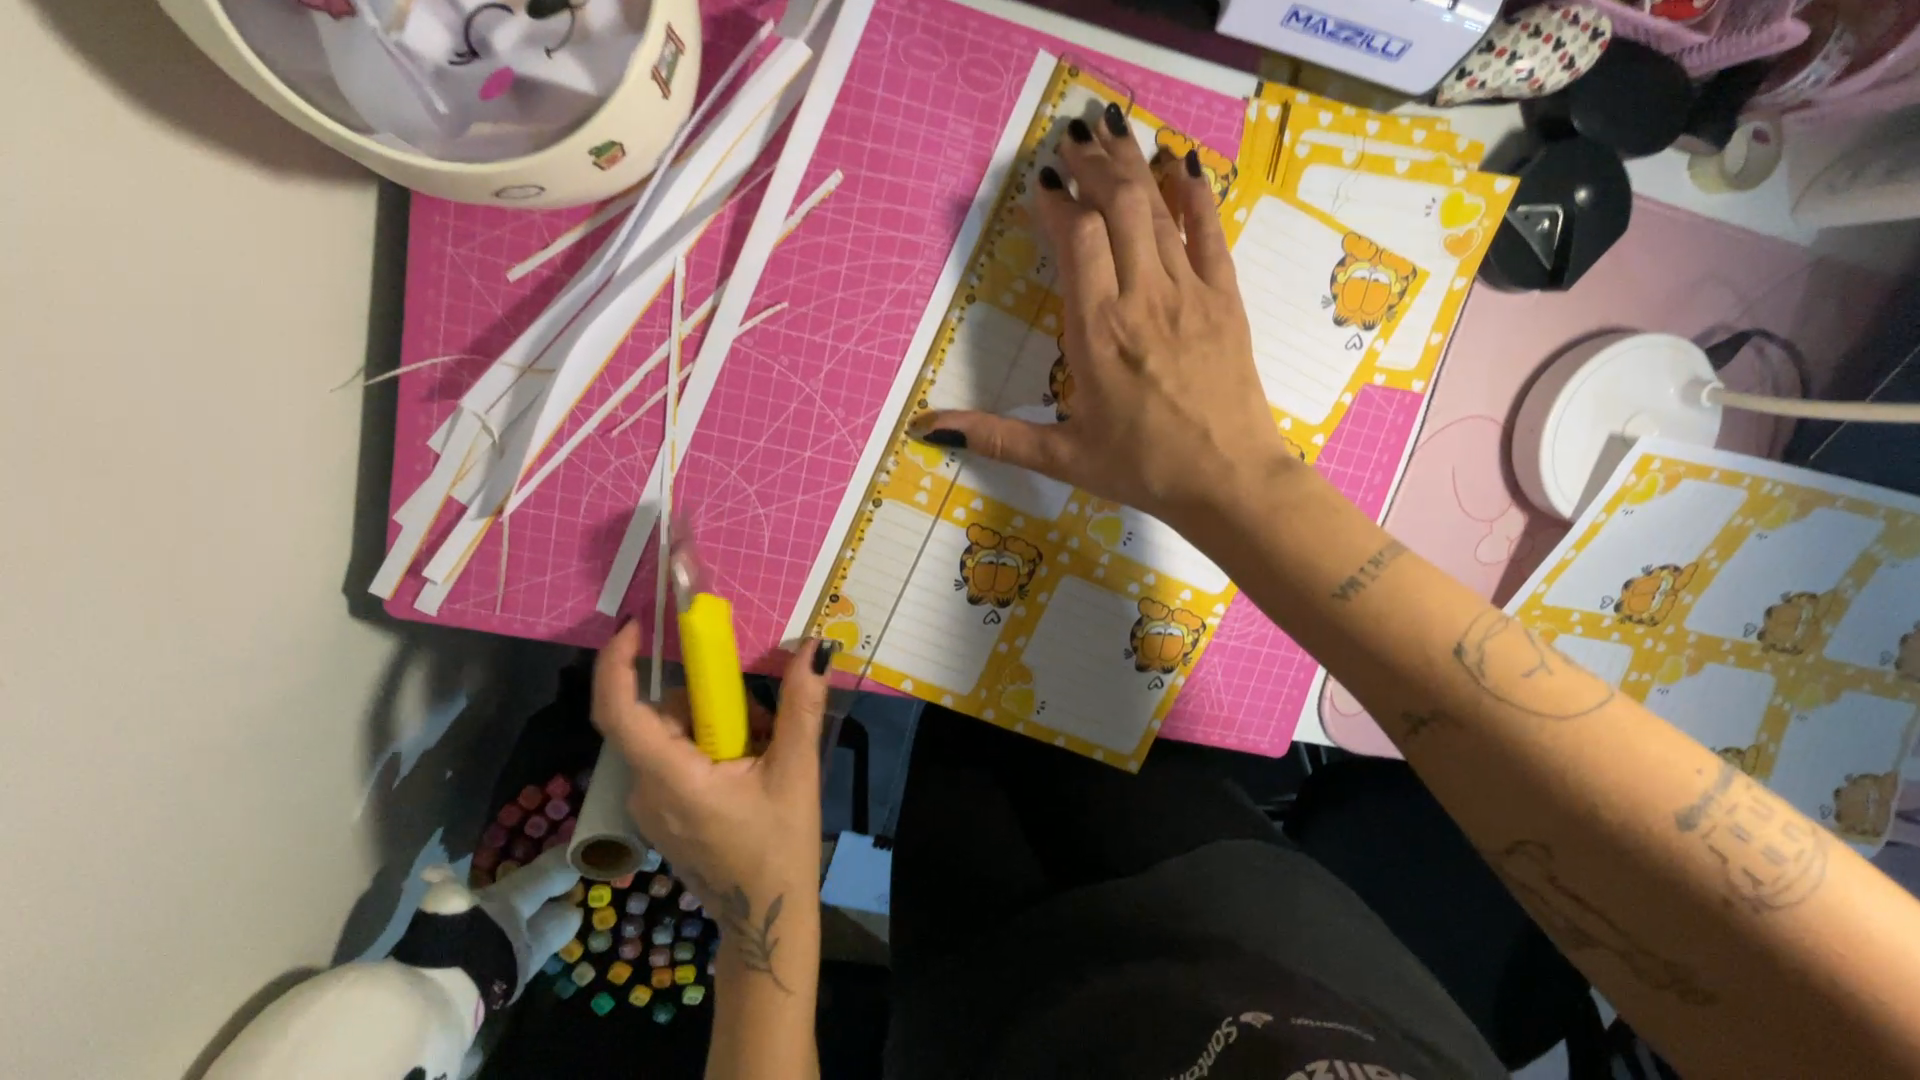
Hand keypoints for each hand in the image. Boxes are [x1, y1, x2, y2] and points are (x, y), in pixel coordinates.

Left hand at [592, 623, 830, 988]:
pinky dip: (708, 748)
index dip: (616, 663)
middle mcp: (646, 788)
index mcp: (672, 778)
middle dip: (708, 702)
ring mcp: (650, 804)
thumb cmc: (780, 848)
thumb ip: (801, 706)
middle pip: (659, 717)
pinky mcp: (661, 812)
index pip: (619, 712)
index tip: (636, 626)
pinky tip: (747, 771)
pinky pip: (674, 758)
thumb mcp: (797, 773)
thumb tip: (814, 648)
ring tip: (762, 753)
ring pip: (670, 736)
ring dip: (715, 727)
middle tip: (759, 720)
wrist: (766, 920)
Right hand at [914, 102, 1298, 527]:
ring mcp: (1189, 293)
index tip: (1042, 185)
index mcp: (1097, 333)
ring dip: (1132, 164)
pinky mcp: (1225, 299)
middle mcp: (1142, 299)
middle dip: (1092, 165)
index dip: (1057, 203)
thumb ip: (994, 436)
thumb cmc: (1143, 471)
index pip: (1078, 239)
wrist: (1230, 483)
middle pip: (1119, 205)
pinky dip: (1194, 193)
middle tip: (1070, 140)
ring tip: (1109, 131)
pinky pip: (1210, 231)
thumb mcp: (1062, 456)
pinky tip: (1180, 164)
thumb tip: (925, 429)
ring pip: (1158, 209)